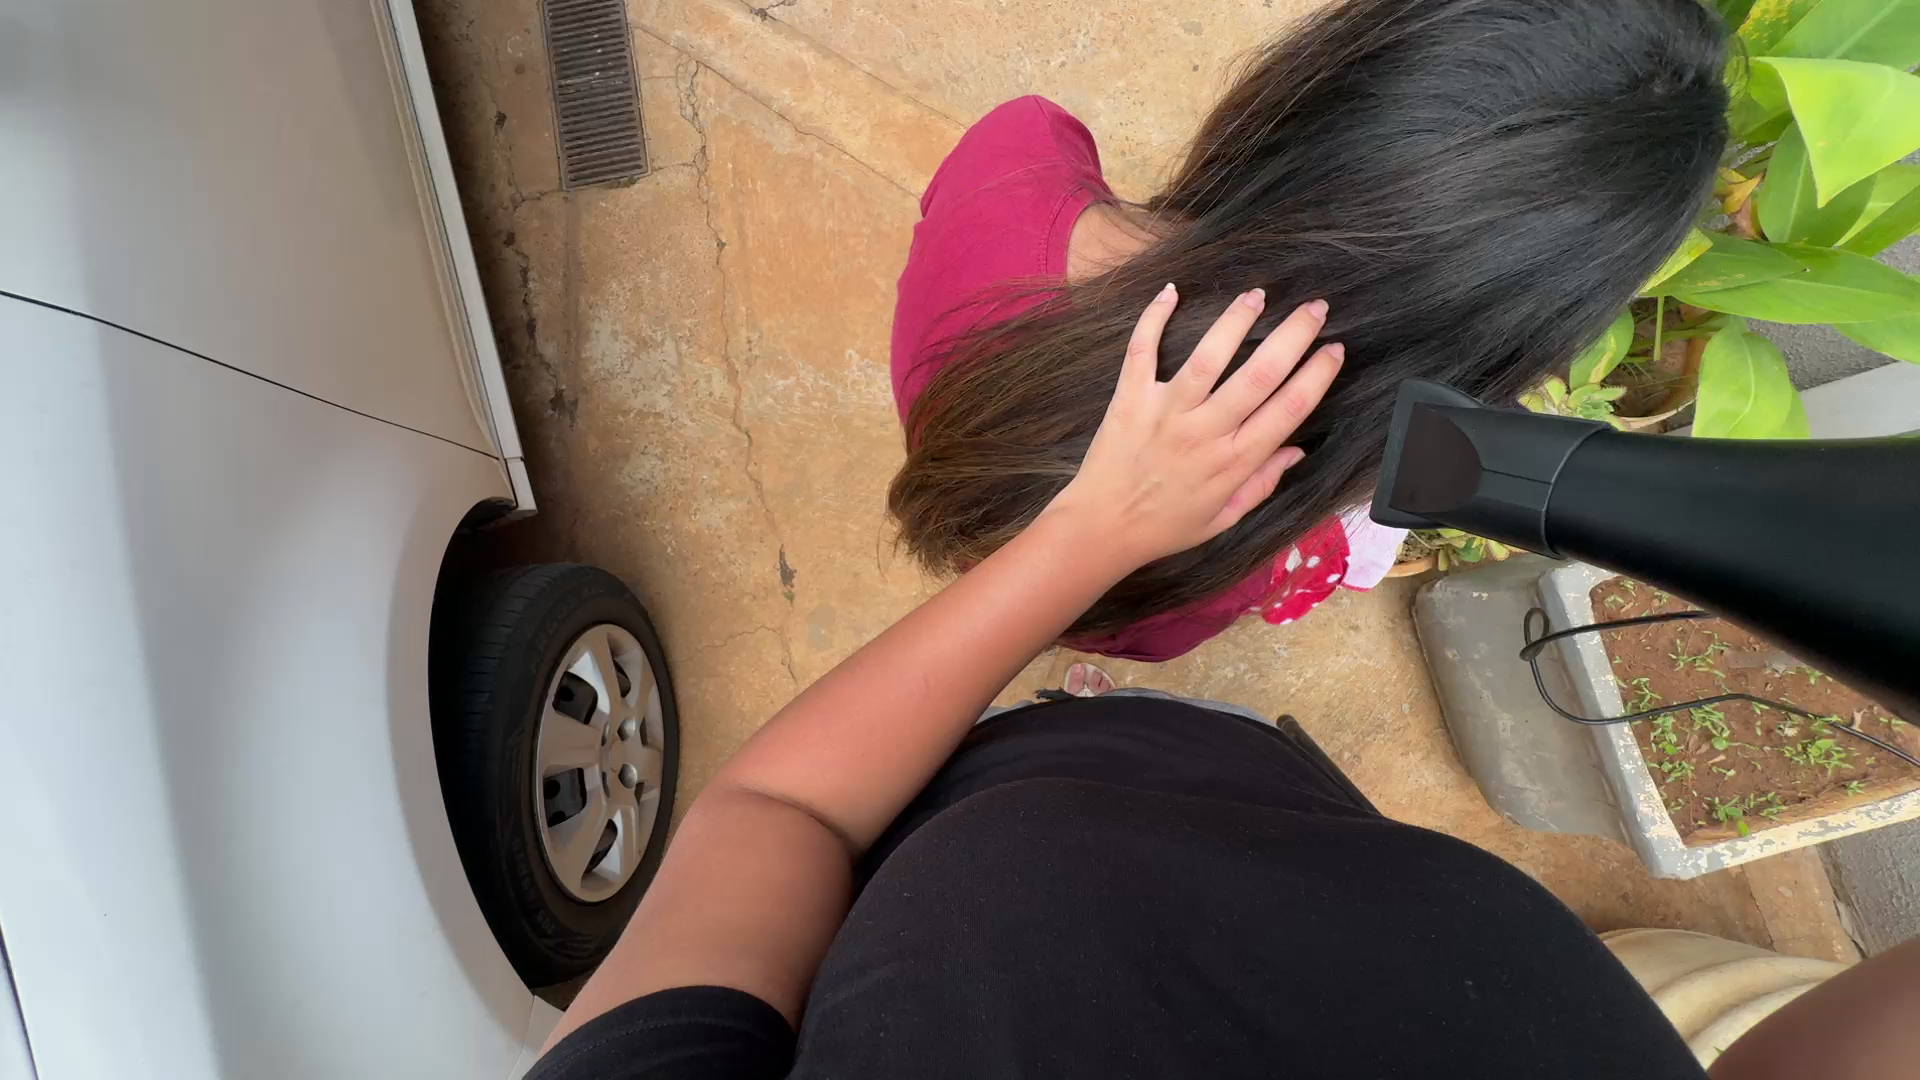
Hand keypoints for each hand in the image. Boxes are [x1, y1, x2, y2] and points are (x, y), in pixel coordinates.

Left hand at [1045, 284, 1342, 569]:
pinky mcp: (1129, 401)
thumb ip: (1260, 484)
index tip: (1334, 349)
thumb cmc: (1162, 527)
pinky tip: (1171, 292)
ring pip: (1207, 357)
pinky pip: (1142, 352)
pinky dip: (1153, 320)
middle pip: (1259, 375)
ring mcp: (1164, 413)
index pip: (1289, 409)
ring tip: (1258, 296)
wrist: (1100, 529)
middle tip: (1315, 308)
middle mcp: (1203, 433)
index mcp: (1232, 463)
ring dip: (1236, 321)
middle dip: (1293, 336)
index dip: (1318, 375)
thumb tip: (1297, 451)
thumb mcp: (1221, 519)